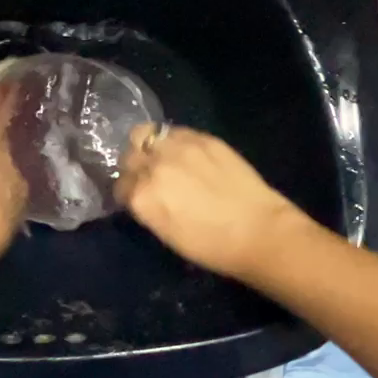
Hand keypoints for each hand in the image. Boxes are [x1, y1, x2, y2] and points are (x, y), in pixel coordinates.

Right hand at [116, 124, 311, 280]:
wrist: (258, 231)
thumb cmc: (211, 246)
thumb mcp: (165, 234)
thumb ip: (147, 208)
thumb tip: (142, 195)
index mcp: (142, 197)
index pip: (119, 186)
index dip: (127, 192)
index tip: (135, 198)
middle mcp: (154, 167)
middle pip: (129, 156)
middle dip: (134, 167)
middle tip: (148, 177)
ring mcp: (178, 148)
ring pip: (145, 134)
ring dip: (148, 146)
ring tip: (162, 158)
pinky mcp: (203, 138)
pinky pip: (174, 131)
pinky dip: (172, 141)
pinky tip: (185, 154)